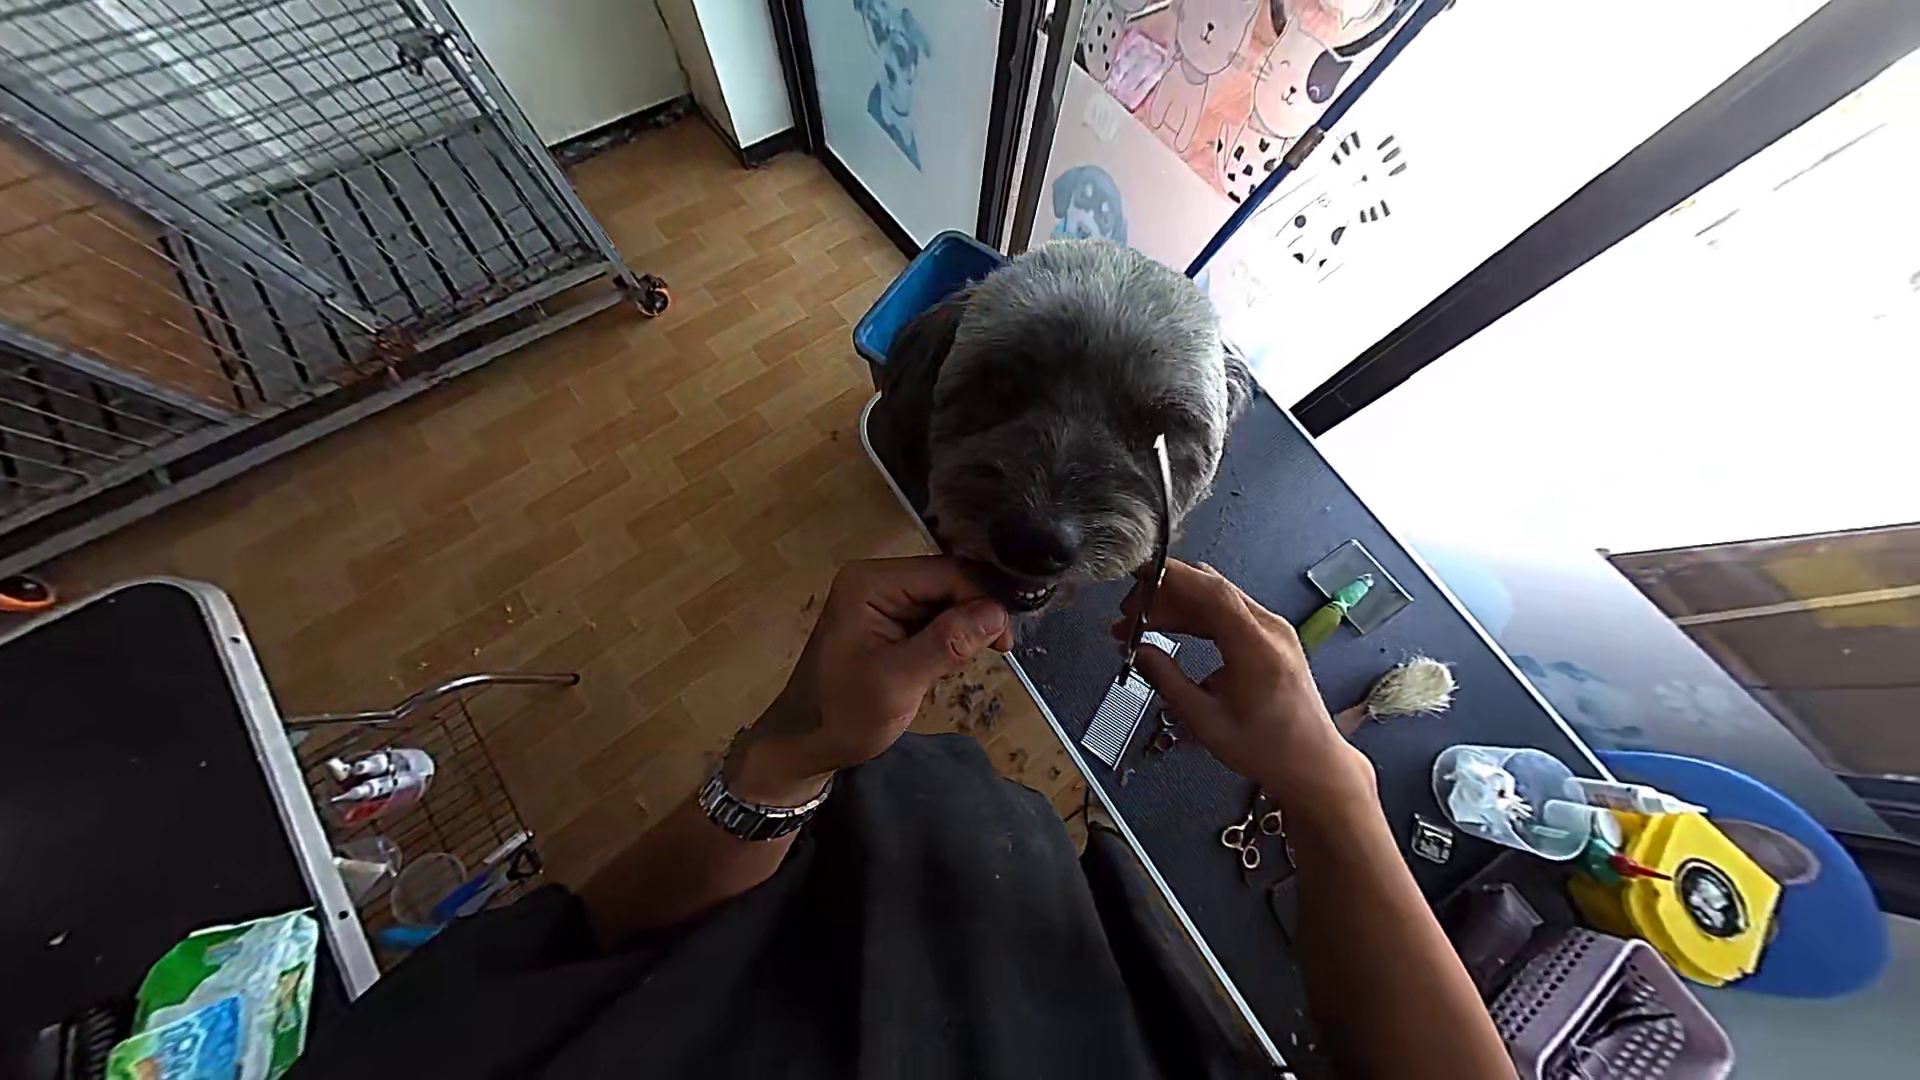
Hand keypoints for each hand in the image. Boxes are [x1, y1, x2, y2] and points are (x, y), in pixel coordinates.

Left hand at [727, 556, 1012, 804]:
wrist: (805, 744)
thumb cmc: (843, 715)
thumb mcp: (897, 683)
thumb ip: (947, 643)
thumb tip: (998, 612)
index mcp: (871, 582)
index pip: (945, 572)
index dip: (982, 598)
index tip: (1006, 637)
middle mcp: (878, 579)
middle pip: (948, 581)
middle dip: (976, 612)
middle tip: (999, 649)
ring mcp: (883, 597)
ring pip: (946, 598)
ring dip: (967, 625)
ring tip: (976, 657)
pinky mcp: (891, 617)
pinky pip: (935, 614)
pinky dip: (953, 635)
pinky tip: (956, 658)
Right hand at [1112, 560, 1375, 818]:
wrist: (1313, 764)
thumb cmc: (1268, 749)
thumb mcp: (1206, 721)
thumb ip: (1167, 680)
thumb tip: (1137, 651)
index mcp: (1257, 648)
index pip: (1212, 592)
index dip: (1172, 577)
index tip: (1139, 575)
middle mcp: (1269, 630)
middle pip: (1209, 588)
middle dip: (1162, 592)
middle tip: (1127, 613)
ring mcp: (1270, 630)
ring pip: (1212, 597)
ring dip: (1173, 604)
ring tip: (1138, 623)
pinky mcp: (1266, 635)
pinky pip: (1222, 611)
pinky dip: (1190, 614)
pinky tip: (1166, 627)